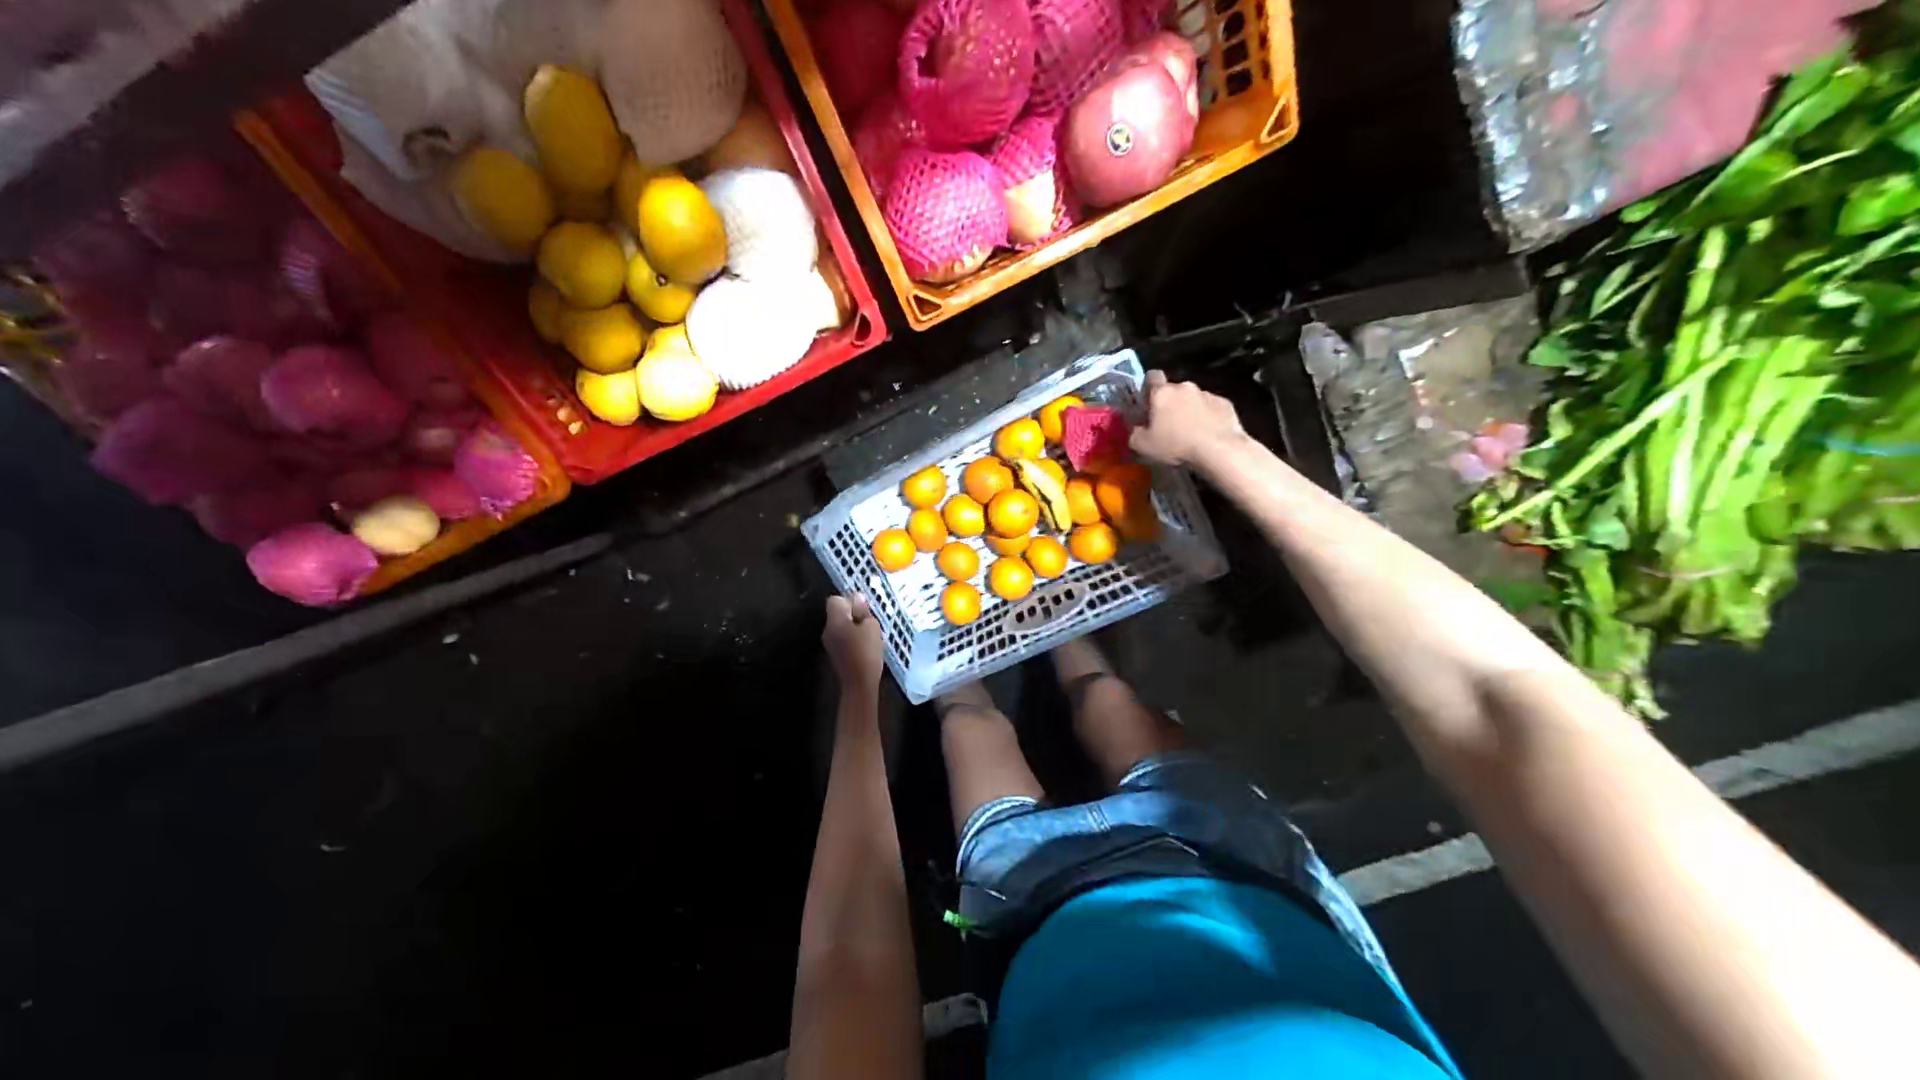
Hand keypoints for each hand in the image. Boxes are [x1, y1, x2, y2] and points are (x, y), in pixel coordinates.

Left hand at [822, 593, 884, 690]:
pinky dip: (852, 638)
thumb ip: (863, 611)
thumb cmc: (867, 652)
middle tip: (869, 623)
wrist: (859, 684)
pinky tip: (865, 647)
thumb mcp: (872, 627)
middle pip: (837, 613)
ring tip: (869, 636)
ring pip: (841, 626)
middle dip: (853, 614)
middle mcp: (828, 629)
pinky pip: (842, 638)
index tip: (863, 610)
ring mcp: (829, 643)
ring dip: (854, 627)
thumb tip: (857, 598)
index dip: (849, 601)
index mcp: (835, 620)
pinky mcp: (834, 653)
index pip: (835, 599)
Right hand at [1129, 370, 1248, 468]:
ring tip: (1190, 433)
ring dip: (1189, 411)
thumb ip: (1135, 433)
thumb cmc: (1176, 445)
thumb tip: (1137, 429)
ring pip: (1193, 399)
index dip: (1149, 388)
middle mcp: (1184, 387)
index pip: (1152, 377)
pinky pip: (1211, 408)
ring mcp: (1207, 394)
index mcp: (1162, 393)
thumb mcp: (1143, 446)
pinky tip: (1207, 434)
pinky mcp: (1225, 404)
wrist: (1218, 450)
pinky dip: (1208, 417)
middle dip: (1170, 404)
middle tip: (1168, 425)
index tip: (1148, 403)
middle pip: (1173, 391)